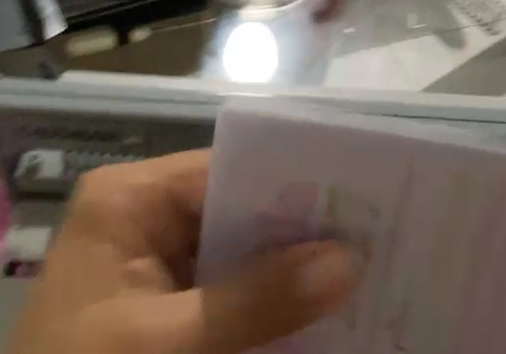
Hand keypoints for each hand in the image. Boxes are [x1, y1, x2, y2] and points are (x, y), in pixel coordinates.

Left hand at [7, 150, 359, 353]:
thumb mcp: (165, 341)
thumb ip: (253, 303)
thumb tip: (348, 261)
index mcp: (128, 199)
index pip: (223, 170)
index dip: (290, 183)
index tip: (359, 196)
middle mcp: (144, 219)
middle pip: (237, 212)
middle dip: (300, 233)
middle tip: (377, 238)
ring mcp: (154, 267)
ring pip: (239, 258)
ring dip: (292, 274)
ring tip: (368, 274)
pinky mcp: (163, 312)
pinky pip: (228, 298)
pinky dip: (267, 309)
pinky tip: (321, 317)